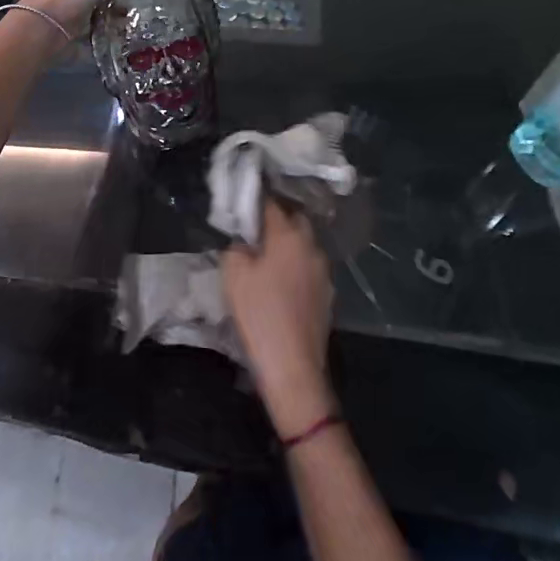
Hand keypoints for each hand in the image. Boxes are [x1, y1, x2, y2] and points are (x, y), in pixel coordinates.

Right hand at [223, 197, 337, 435]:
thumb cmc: (258, 312)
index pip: (271, 203)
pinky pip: (307, 266)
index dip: (254, 197)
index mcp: (289, 236)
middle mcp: (312, 247)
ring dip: (285, 242)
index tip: (240, 196)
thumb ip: (236, 246)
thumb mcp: (233, 272)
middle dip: (274, 217)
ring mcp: (324, 272)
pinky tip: (277, 278)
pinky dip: (293, 264)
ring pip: (303, 244)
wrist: (292, 364)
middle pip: (294, 220)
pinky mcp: (326, 294)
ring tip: (262, 252)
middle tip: (250, 224)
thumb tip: (243, 239)